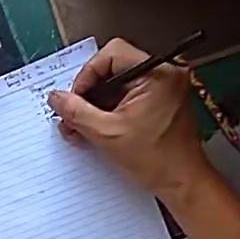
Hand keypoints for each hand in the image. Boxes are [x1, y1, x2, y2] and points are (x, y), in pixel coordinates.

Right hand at [47, 38, 215, 203]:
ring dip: (97, 105)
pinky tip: (95, 129)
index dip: (87, 75)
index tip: (75, 98)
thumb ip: (77, 112)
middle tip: (74, 114)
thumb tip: (56, 97)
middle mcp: (165, 74)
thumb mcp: (107, 134)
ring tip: (81, 126)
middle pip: (114, 69)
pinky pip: (128, 97)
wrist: (183, 183)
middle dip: (89, 93)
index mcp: (158, 74)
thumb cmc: (158, 160)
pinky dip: (110, 111)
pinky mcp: (160, 102)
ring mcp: (164, 88)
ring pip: (118, 85)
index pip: (111, 54)